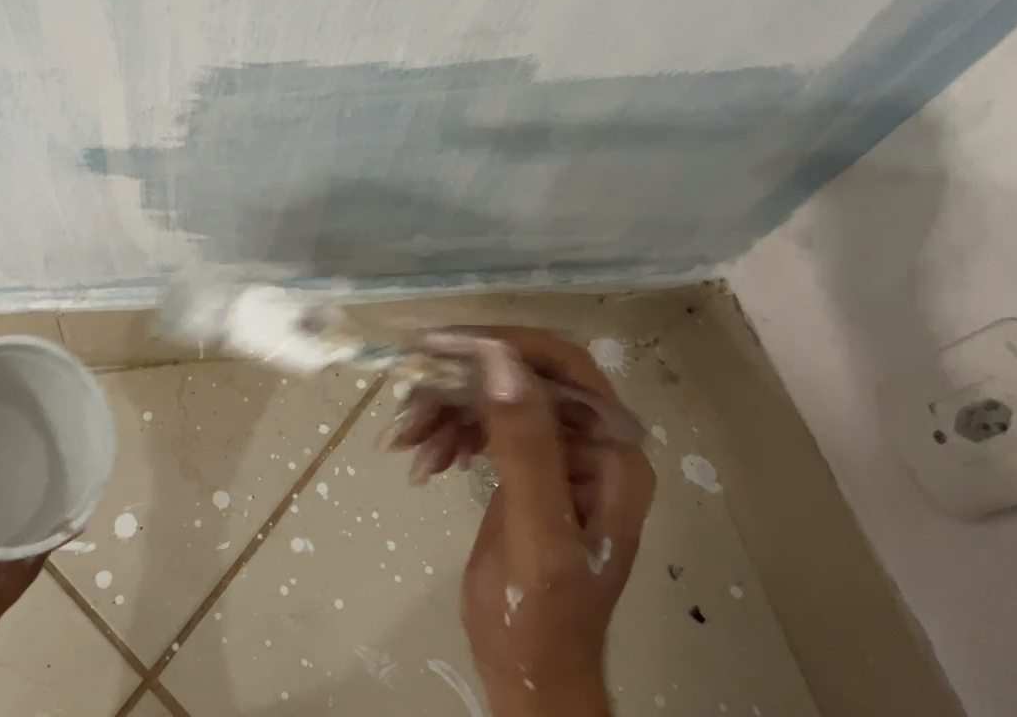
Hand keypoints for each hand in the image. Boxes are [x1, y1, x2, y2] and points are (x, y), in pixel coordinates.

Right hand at [390, 327, 654, 716]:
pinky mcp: (522, 468)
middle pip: (517, 378)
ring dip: (441, 411)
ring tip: (404, 441)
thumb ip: (524, 446)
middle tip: (404, 397)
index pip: (560, 367)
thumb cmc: (542, 618)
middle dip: (457, 383)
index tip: (435, 346)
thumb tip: (498, 360)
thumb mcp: (535, 534)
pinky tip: (422, 461)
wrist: (528, 671)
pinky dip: (444, 434)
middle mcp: (588, 444)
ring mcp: (554, 455)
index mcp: (612, 454)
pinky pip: (478, 426)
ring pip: (490, 398)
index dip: (499, 345)